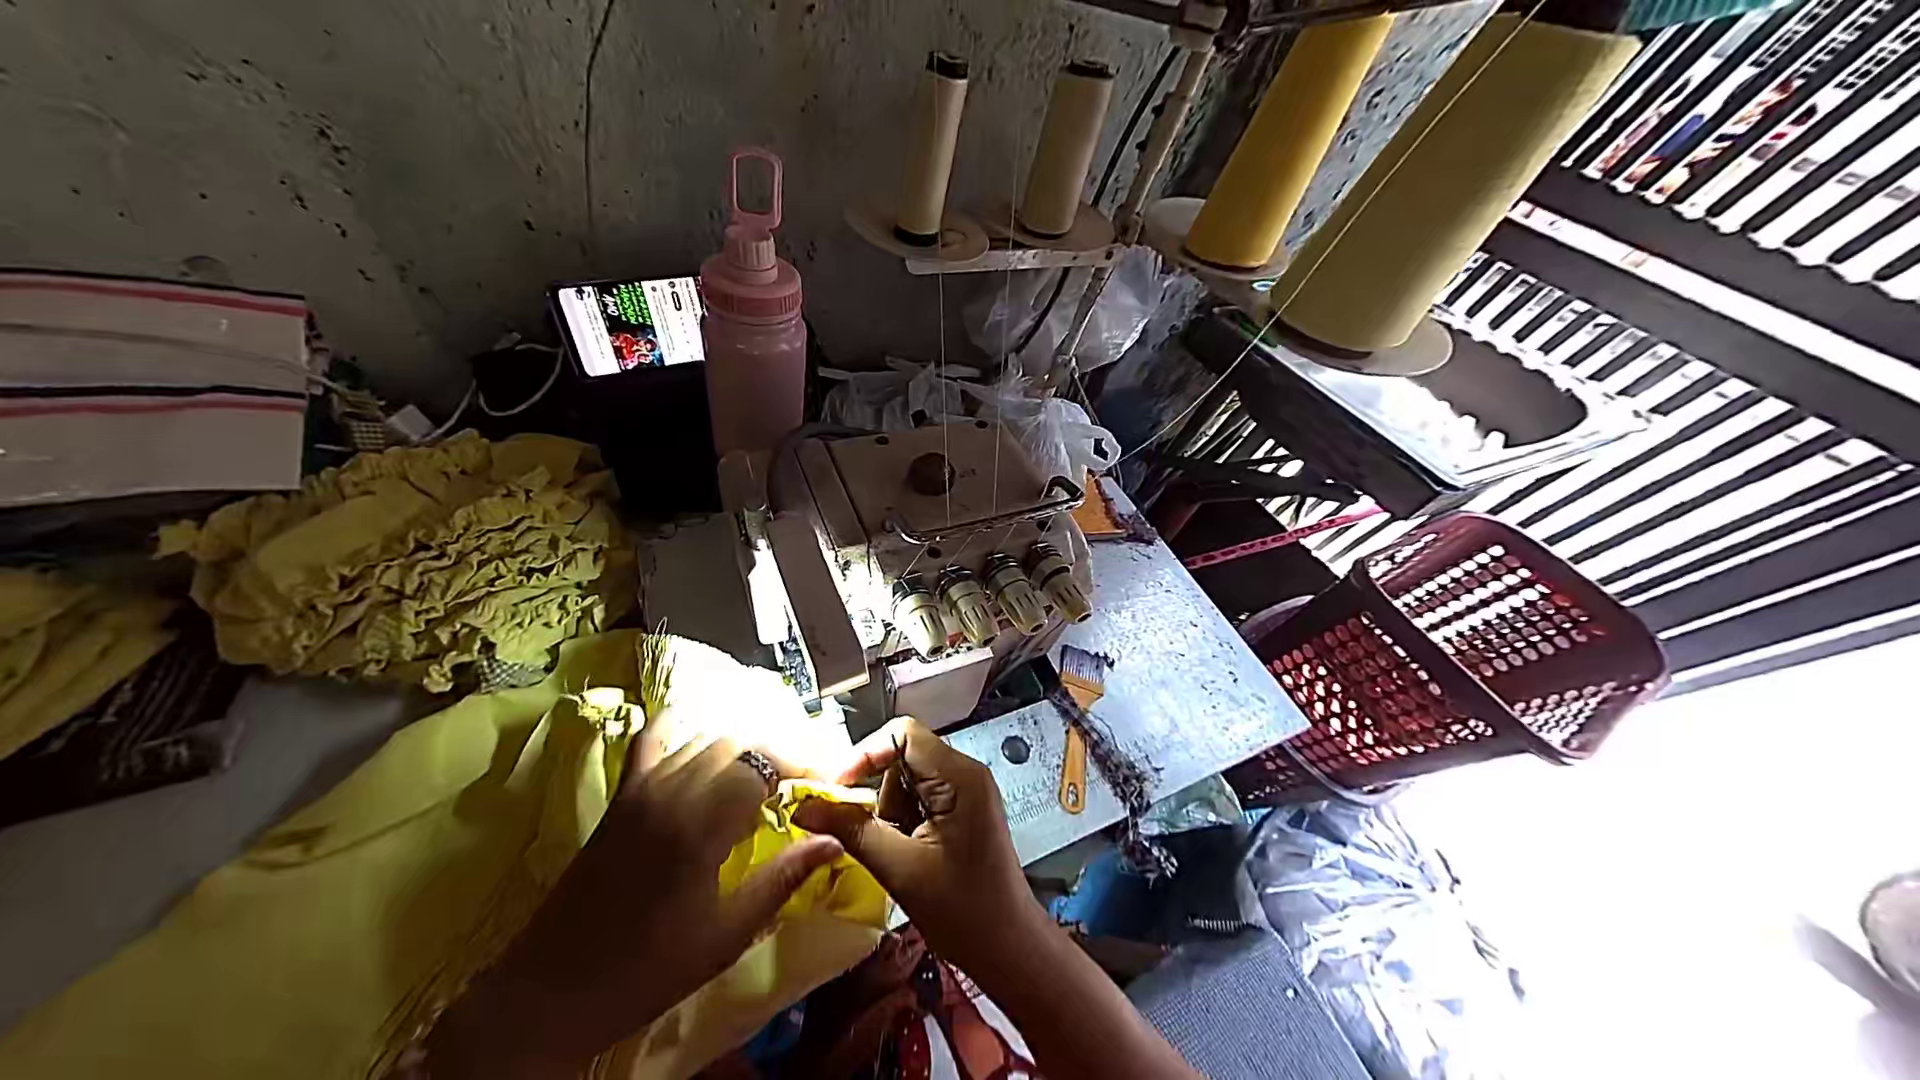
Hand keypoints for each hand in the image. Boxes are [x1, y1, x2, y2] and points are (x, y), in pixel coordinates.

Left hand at [425, 712, 842, 1078]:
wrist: (553, 991)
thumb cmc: (649, 968)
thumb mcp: (727, 934)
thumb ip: (782, 879)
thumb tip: (834, 842)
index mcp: (700, 825)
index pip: (765, 764)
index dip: (802, 766)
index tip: (825, 783)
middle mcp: (671, 791)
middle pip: (739, 744)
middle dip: (777, 757)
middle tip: (799, 787)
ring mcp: (641, 788)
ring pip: (703, 740)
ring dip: (740, 750)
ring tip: (762, 778)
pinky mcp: (621, 795)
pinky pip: (652, 740)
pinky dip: (680, 726)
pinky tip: (699, 732)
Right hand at [793, 716, 1045, 972]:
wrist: (1009, 947)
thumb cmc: (963, 910)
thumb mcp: (899, 869)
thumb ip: (851, 831)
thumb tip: (803, 808)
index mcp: (960, 777)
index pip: (903, 734)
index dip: (865, 753)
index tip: (838, 788)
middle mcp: (965, 773)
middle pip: (903, 756)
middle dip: (877, 792)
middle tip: (869, 833)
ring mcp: (966, 791)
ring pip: (907, 780)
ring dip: (889, 812)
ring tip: (898, 853)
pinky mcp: (962, 810)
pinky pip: (919, 798)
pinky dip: (902, 821)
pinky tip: (908, 853)